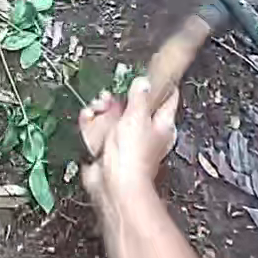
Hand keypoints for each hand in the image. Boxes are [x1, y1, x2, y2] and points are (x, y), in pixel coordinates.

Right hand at [79, 76, 179, 207]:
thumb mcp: (138, 116)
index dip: (162, 84)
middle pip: (135, 105)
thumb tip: (144, 82)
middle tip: (112, 94)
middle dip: (121, 97)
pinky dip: (92, 122)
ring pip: (114, 114)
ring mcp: (126, 140)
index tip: (152, 72)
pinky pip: (99, 128)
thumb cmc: (133, 156)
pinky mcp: (108, 147)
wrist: (113, 185)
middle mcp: (146, 132)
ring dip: (103, 107)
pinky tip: (89, 117)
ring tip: (97, 106)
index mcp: (161, 125)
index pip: (168, 98)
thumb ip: (140, 96)